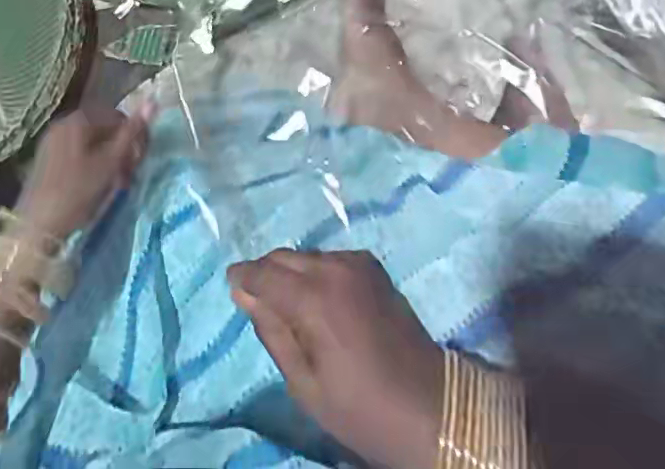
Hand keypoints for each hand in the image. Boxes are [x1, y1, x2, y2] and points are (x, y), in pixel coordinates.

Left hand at [15, 101, 152, 238]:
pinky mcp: (47, 158)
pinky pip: (78, 152)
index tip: (141, 160)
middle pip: (103, 128)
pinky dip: (93, 163)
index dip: (134, 136)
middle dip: (122, 149)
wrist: (37, 227)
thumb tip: (153, 102)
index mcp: (78, 120)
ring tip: (117, 183)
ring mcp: (53, 141)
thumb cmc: (77, 192)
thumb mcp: (109, 163)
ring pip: (91, 142)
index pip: (118, 116)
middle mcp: (63, 124)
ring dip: (109, 158)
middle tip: (130, 174)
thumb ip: (131, 132)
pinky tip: (98, 185)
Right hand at [228, 250, 443, 468]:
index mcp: (312, 299)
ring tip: (292, 304)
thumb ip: (272, 332)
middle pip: (282, 257)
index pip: (261, 273)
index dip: (242, 278)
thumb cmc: (362, 408)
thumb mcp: (305, 385)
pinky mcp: (372, 266)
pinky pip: (330, 259)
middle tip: (258, 300)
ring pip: (305, 256)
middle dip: (265, 273)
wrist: (432, 407)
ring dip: (291, 272)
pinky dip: (317, 272)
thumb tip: (246, 295)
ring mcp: (355, 263)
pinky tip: (323, 299)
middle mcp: (332, 269)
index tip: (232, 286)